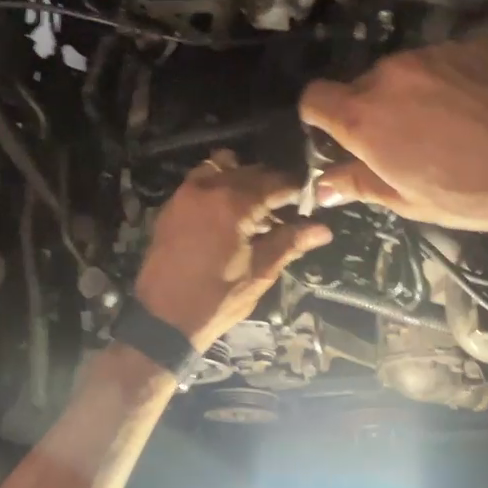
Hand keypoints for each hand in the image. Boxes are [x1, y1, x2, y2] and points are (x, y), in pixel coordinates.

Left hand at [133, 151, 332, 350]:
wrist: (164, 319)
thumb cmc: (217, 298)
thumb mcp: (259, 271)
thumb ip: (289, 242)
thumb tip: (323, 229)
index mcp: (233, 202)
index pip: (275, 182)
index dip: (296, 189)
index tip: (309, 199)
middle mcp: (207, 188)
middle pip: (250, 172)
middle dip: (271, 185)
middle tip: (287, 208)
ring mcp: (185, 195)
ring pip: (222, 169)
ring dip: (243, 180)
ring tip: (256, 208)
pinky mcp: (171, 207)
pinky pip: (200, 182)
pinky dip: (219, 187)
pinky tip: (230, 214)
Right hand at [299, 40, 487, 261]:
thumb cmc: (466, 195)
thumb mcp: (405, 201)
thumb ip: (357, 184)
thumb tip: (324, 185)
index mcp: (364, 117)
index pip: (314, 98)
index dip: (318, 118)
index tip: (334, 136)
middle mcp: (391, 74)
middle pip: (362, 85)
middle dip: (371, 111)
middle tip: (401, 144)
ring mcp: (434, 54)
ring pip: (404, 72)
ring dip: (411, 94)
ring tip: (446, 127)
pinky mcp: (473, 45)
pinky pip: (444, 62)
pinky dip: (448, 81)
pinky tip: (476, 110)